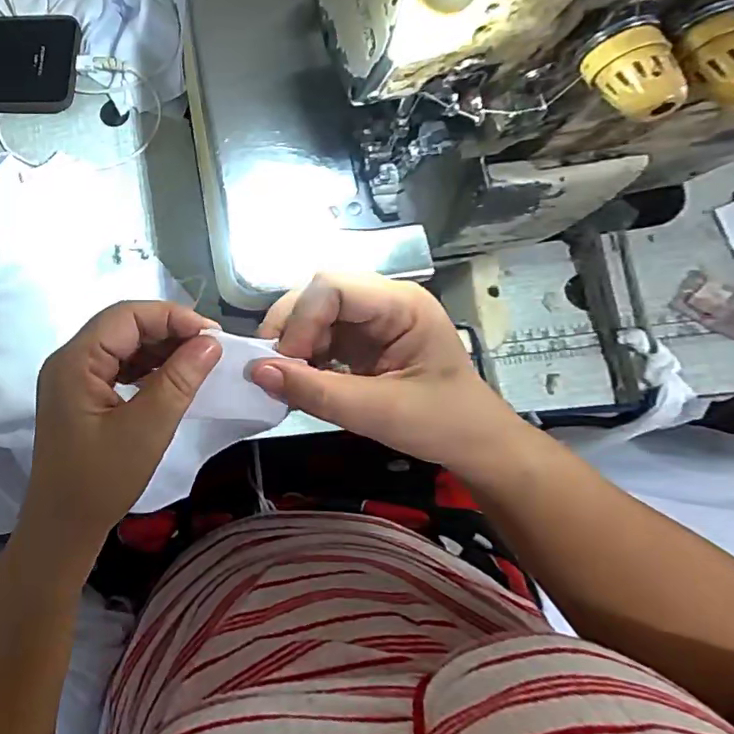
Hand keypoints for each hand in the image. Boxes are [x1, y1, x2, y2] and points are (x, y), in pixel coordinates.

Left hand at [23, 301, 221, 554]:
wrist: (62, 527)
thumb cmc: (101, 481)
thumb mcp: (146, 429)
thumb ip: (178, 380)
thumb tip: (210, 342)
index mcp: (74, 362)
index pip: (125, 316)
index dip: (171, 317)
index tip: (213, 335)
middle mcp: (68, 361)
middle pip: (122, 326)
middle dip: (167, 330)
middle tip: (211, 348)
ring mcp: (71, 379)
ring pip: (121, 346)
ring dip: (159, 349)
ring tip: (198, 361)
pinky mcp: (79, 396)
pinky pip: (116, 368)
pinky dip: (146, 369)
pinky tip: (172, 378)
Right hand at [250, 272, 528, 470]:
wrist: (477, 446)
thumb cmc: (442, 424)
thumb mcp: (378, 413)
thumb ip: (315, 392)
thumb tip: (256, 372)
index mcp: (401, 305)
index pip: (331, 287)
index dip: (301, 321)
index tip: (288, 366)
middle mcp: (382, 301)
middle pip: (315, 294)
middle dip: (290, 331)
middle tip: (277, 372)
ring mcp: (369, 319)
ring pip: (310, 313)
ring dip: (292, 346)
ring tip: (289, 381)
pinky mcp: (359, 339)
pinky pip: (316, 335)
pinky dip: (301, 358)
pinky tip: (301, 382)